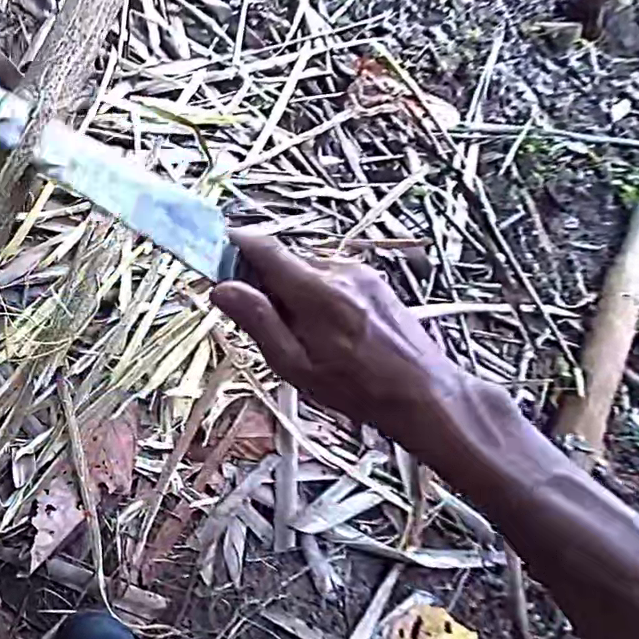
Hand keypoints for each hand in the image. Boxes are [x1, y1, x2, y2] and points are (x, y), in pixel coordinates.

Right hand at [209, 230, 467, 446]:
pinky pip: (324, 275)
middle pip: (281, 260)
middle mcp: (339, 271)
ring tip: (293, 331)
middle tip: (254, 318)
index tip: (210, 251)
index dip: (232, 244)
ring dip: (284, 289)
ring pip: (302, 269)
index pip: (263, 248)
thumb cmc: (355, 388)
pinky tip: (318, 327)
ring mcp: (360, 272)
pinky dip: (308, 292)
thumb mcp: (293, 363)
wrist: (427, 394)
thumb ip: (257, 320)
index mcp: (316, 291)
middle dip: (257, 280)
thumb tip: (221, 287)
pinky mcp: (372, 280)